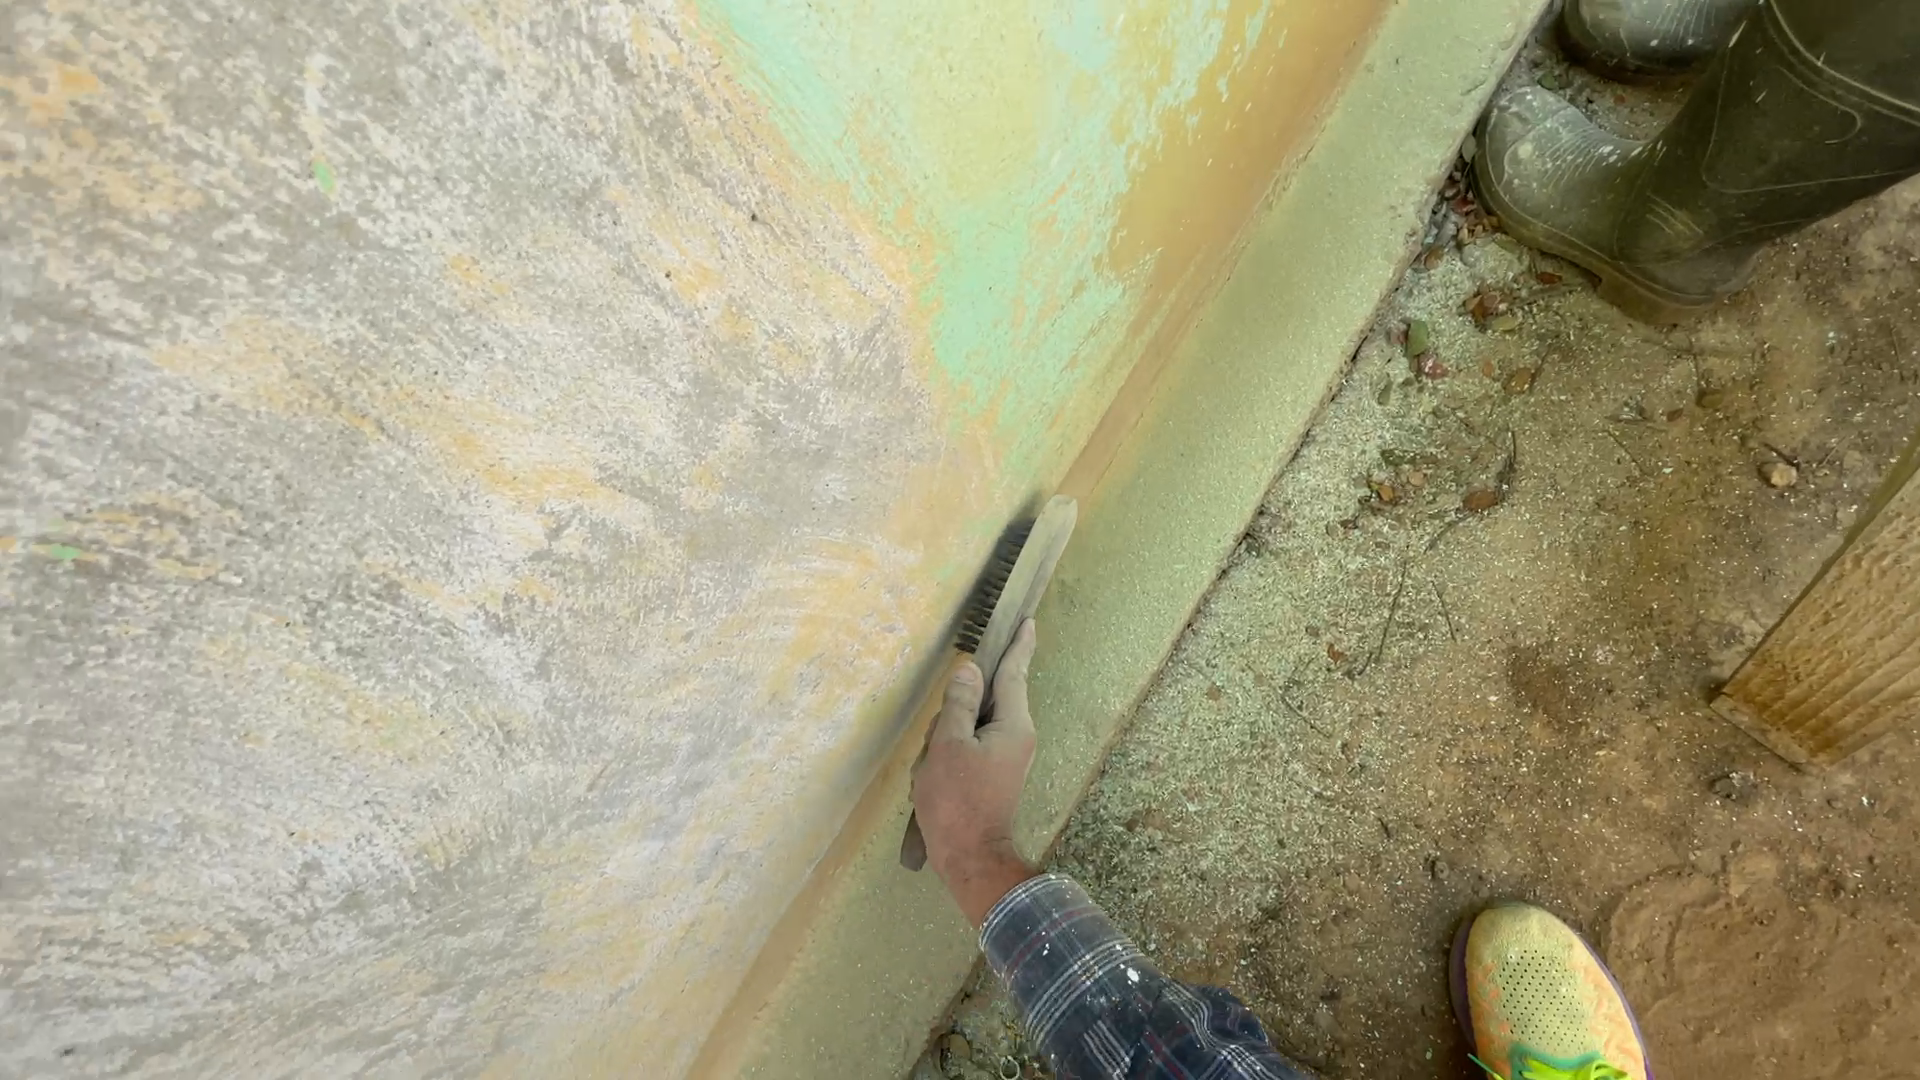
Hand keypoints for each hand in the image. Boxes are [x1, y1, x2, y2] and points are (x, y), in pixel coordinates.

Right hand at [911, 619, 1040, 926]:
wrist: (970, 859)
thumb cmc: (958, 800)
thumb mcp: (949, 744)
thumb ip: (960, 704)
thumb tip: (970, 671)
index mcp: (1014, 725)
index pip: (1014, 674)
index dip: (1019, 646)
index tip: (1028, 621)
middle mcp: (1018, 737)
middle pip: (988, 698)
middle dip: (959, 706)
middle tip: (941, 730)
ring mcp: (1007, 757)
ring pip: (973, 724)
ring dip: (948, 736)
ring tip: (932, 767)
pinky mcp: (994, 773)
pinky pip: (970, 745)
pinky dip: (950, 751)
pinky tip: (933, 774)